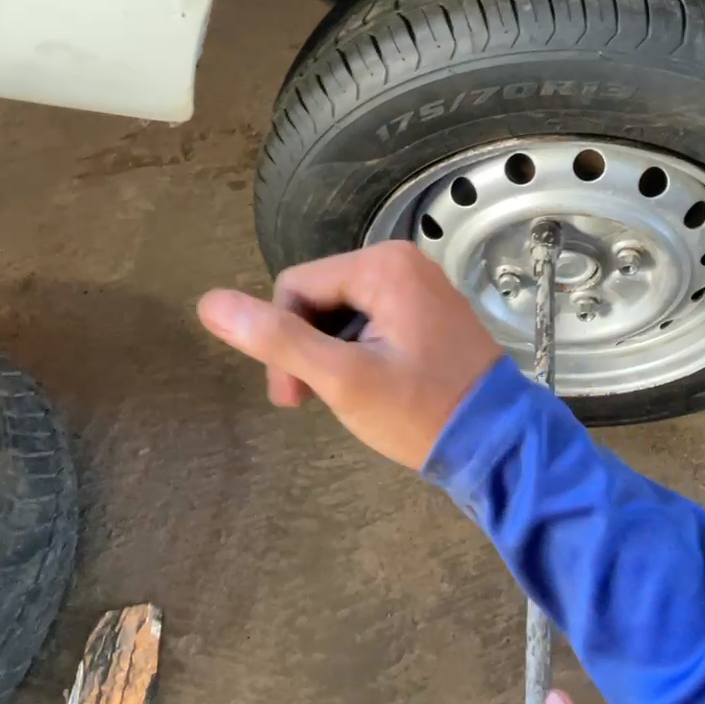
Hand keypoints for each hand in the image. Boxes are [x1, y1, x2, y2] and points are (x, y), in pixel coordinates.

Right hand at [197, 242, 504, 468]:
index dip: (280, 340)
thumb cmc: (420, 410)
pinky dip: (358, 354)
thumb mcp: (342, 378)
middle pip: (317, 298)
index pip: (293, 288)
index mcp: (383, 265)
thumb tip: (209, 302)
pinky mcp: (427, 311)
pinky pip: (370, 322)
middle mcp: (402, 262)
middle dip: (306, 350)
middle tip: (311, 403)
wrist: (496, 441)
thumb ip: (277, 340)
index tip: (292, 396)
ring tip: (347, 399)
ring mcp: (419, 286)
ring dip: (330, 356)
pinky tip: (369, 387)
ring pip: (340, 313)